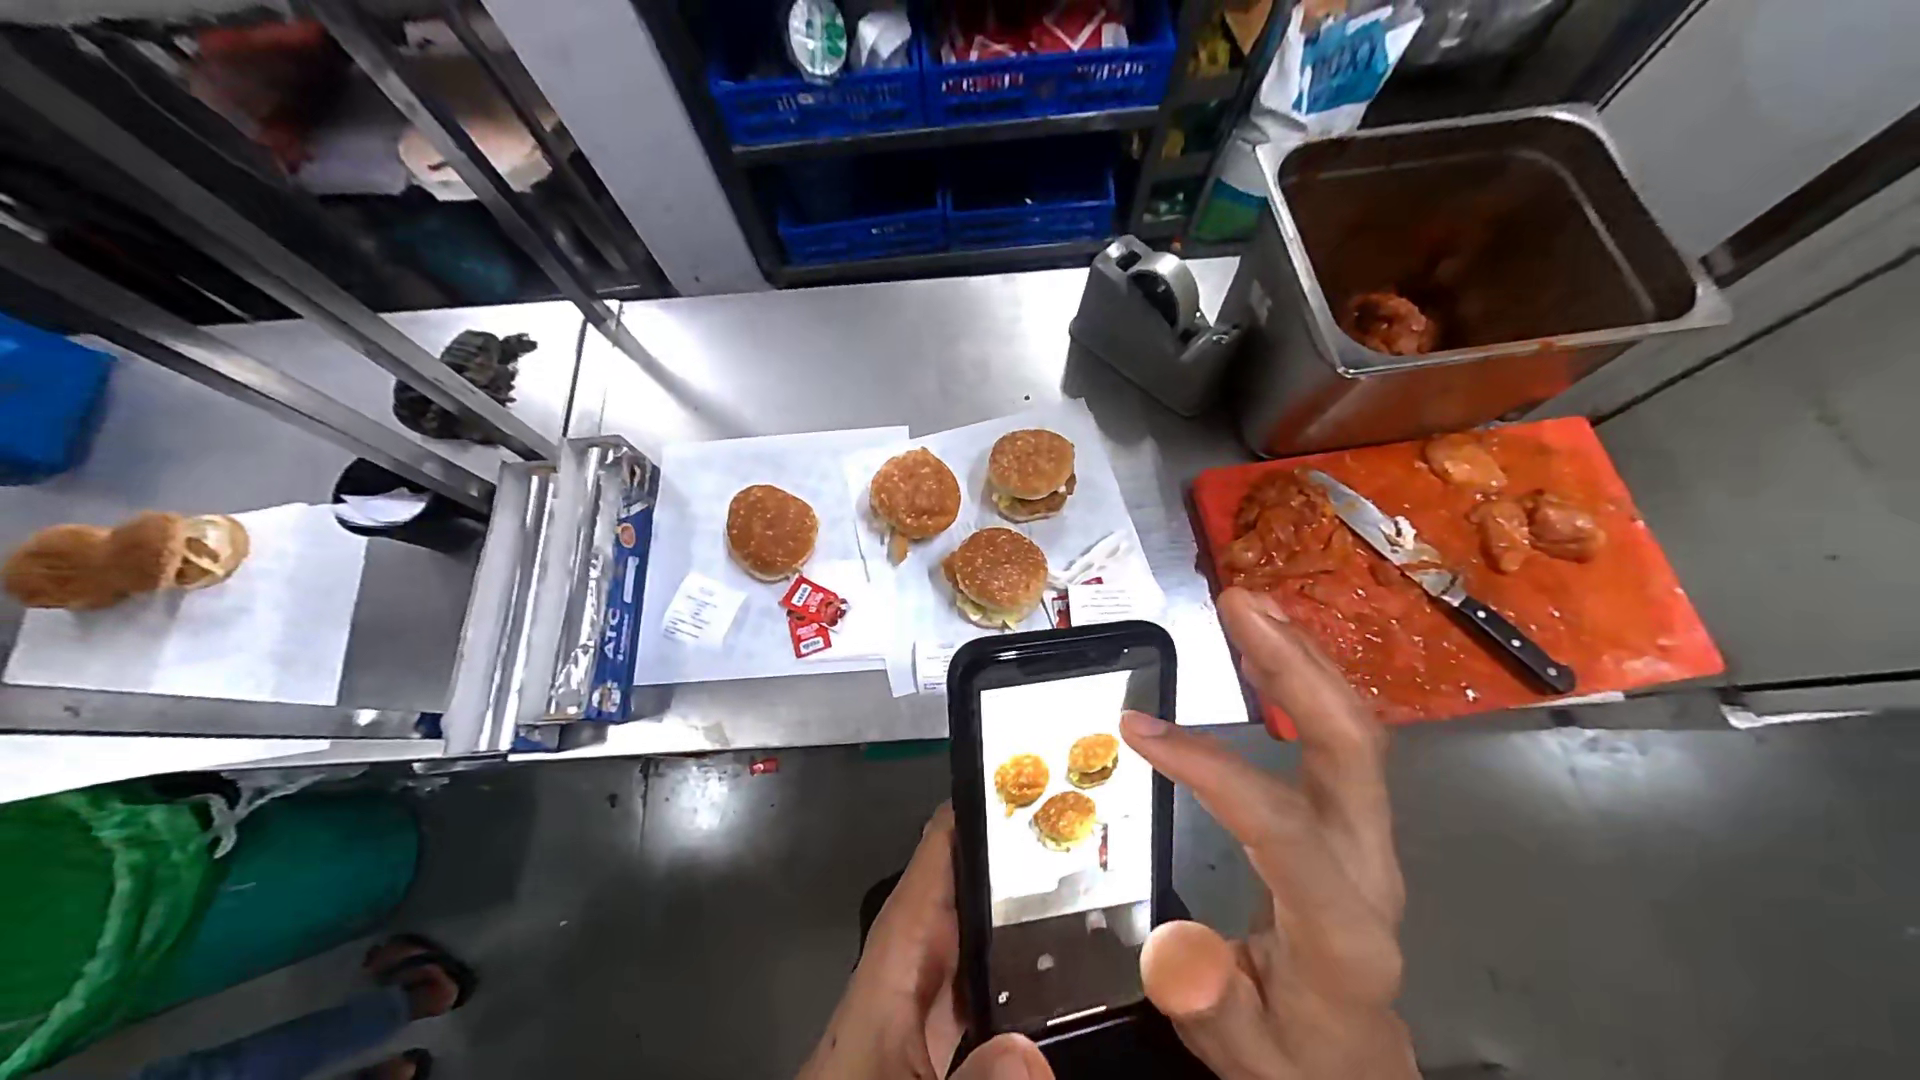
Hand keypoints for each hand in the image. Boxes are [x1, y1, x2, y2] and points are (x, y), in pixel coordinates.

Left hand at [796, 805, 1053, 1079]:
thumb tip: (1032, 1054)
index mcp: (892, 963)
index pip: (929, 873)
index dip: (964, 824)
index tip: (1010, 787)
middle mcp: (909, 974)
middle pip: (961, 902)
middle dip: (1010, 868)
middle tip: (1073, 838)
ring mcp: (925, 1010)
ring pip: (976, 947)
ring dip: (1019, 919)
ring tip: (1082, 893)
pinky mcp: (938, 1042)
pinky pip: (984, 993)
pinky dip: (1018, 975)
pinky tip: (1061, 977)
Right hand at [1120, 587, 1415, 1078]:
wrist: (1351, 1063)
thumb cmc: (1290, 1055)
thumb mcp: (1243, 1055)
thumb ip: (1213, 1008)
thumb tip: (1179, 954)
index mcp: (1340, 931)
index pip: (1281, 828)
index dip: (1208, 768)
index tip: (1136, 727)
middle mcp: (1368, 866)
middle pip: (1352, 751)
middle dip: (1294, 668)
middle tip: (1236, 606)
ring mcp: (1367, 836)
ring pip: (1352, 730)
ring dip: (1302, 658)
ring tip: (1247, 605)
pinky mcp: (1351, 820)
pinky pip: (1337, 738)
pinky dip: (1303, 682)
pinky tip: (1265, 651)